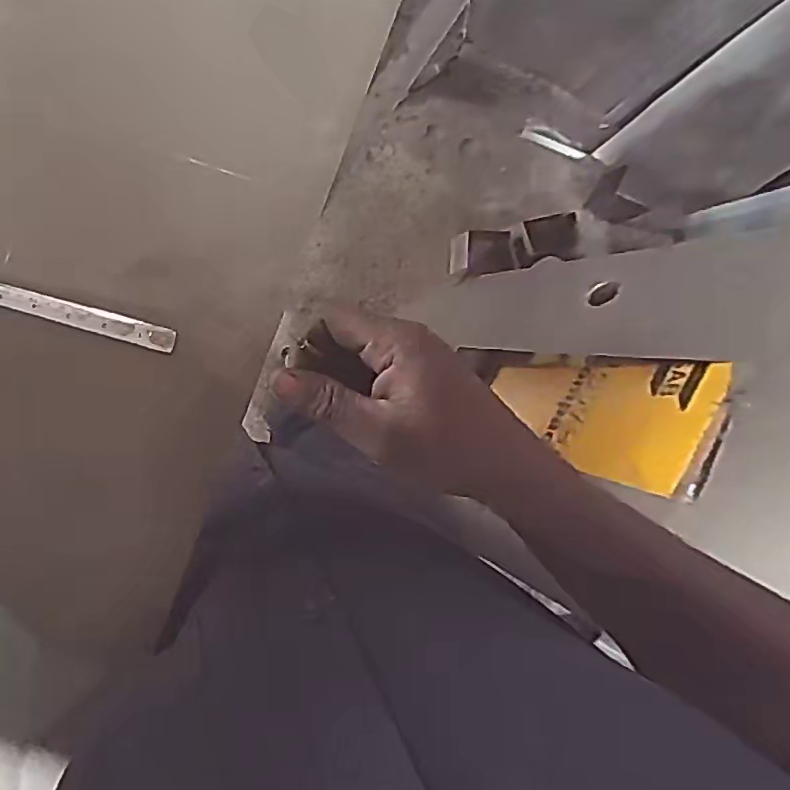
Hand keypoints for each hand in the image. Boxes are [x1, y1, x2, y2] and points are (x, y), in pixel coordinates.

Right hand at [273, 306, 565, 499]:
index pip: (332, 319)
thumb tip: (278, 378)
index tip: (289, 379)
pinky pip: (378, 362)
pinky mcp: (425, 368)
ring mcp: (419, 350)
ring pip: (360, 348)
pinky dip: (359, 380)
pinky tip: (354, 410)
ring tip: (323, 409)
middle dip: (318, 360)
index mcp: (396, 339)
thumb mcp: (378, 433)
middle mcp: (407, 334)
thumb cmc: (445, 450)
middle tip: (302, 400)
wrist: (511, 470)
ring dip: (337, 373)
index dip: (304, 343)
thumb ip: (327, 403)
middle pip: (345, 331)